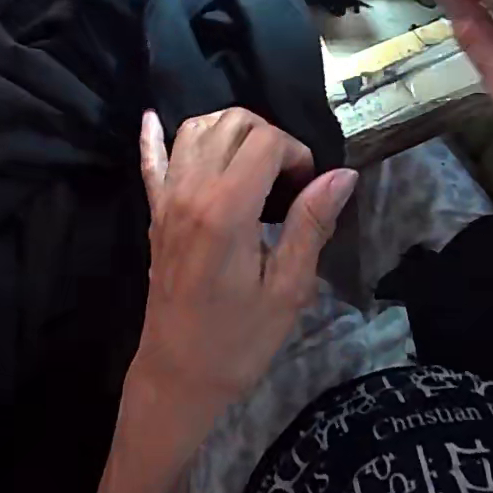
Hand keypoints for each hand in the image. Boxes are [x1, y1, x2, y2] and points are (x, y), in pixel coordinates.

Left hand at [130, 108, 357, 425]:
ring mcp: (167, 197)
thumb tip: (343, 175)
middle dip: (268, 134)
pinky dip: (152, 136)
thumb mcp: (288, 289)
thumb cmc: (238, 340)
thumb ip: (311, 224)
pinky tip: (153, 118)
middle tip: (286, 174)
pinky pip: (149, 160)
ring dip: (228, 129)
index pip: (265, 140)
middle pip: (231, 123)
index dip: (296, 152)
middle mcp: (191, 191)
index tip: (308, 184)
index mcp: (227, 210)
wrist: (177, 374)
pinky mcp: (154, 209)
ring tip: (252, 157)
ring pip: (194, 129)